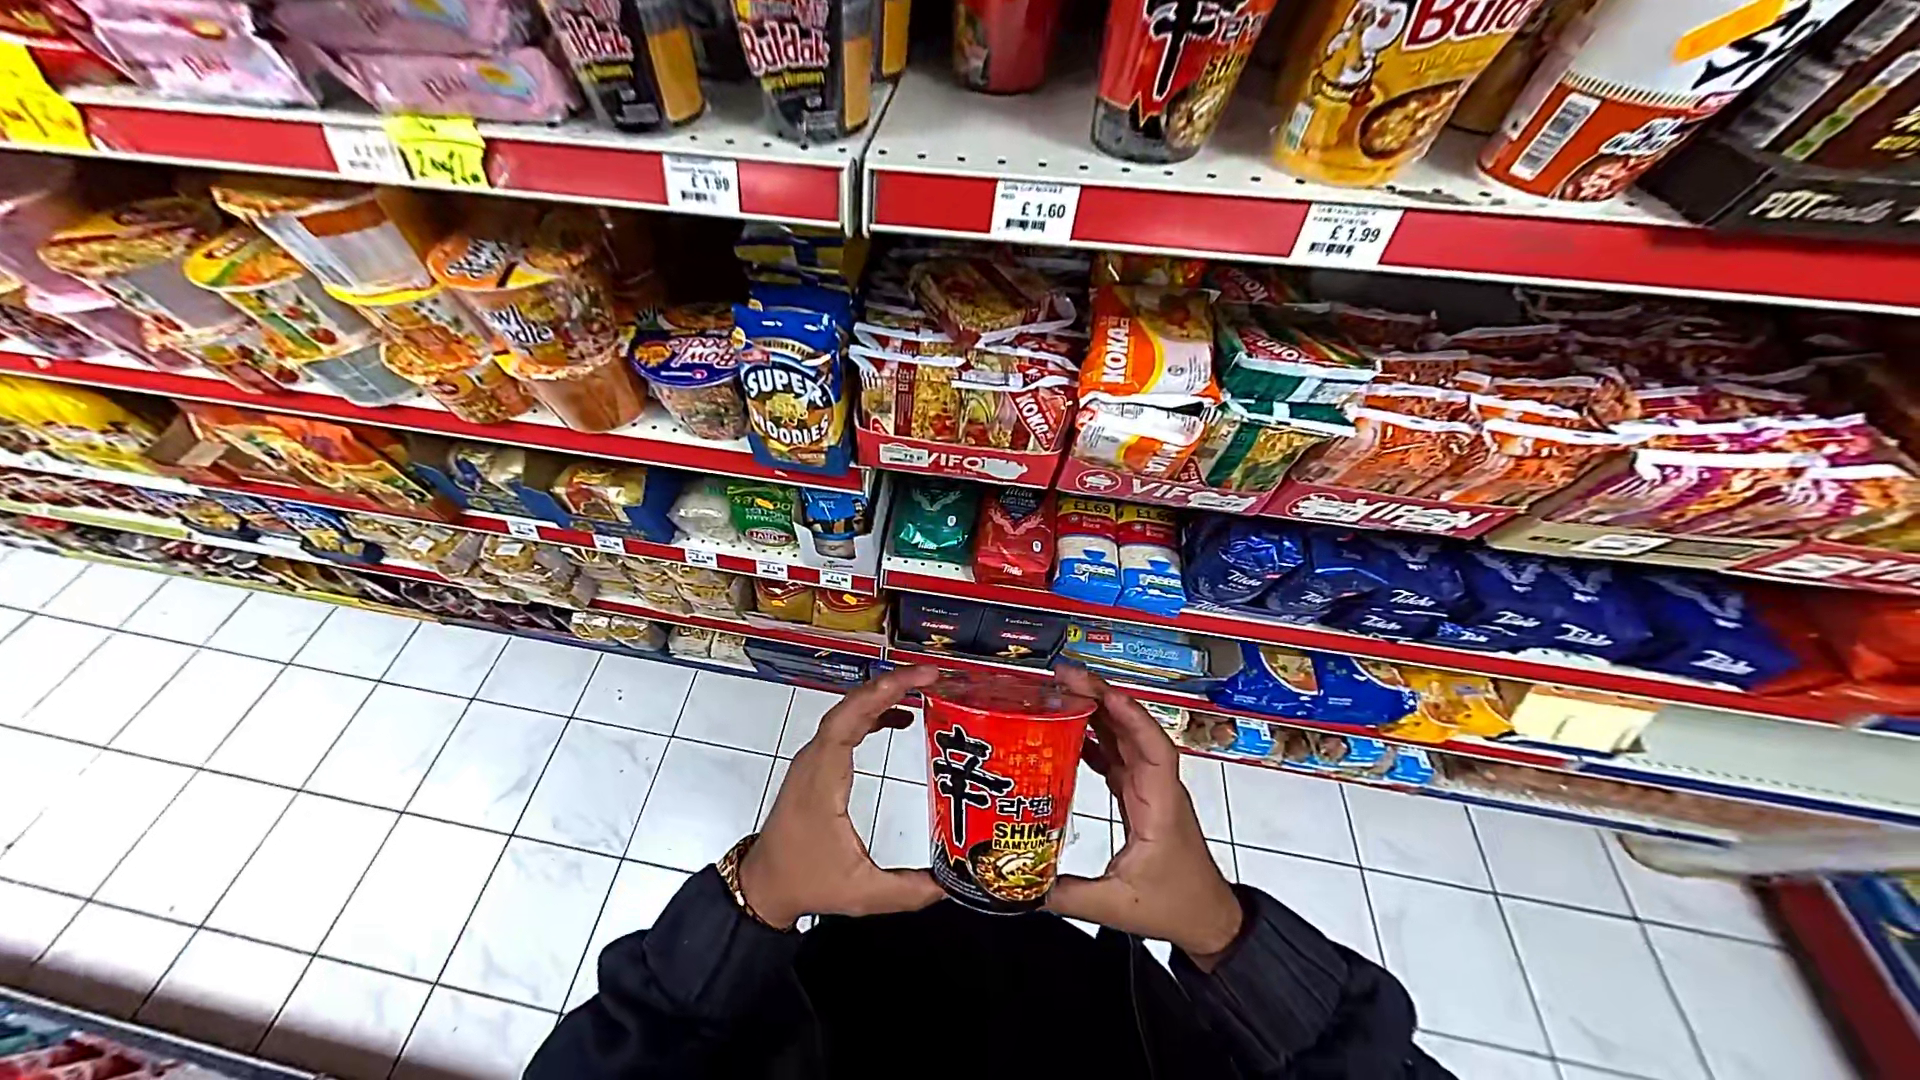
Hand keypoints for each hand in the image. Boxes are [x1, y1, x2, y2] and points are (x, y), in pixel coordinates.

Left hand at [738, 667, 945, 927]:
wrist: (763, 884)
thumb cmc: (806, 881)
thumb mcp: (861, 893)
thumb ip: (909, 890)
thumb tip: (954, 881)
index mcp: (823, 780)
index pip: (847, 721)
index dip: (880, 694)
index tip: (915, 680)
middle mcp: (816, 759)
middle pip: (851, 705)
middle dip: (891, 684)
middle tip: (930, 675)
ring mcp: (816, 757)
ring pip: (848, 711)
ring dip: (883, 694)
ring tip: (921, 686)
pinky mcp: (820, 762)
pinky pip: (847, 724)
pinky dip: (873, 712)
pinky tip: (901, 717)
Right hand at [1047, 666, 1243, 967]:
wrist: (1209, 920)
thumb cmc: (1179, 908)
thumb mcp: (1118, 908)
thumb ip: (1068, 895)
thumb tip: (1024, 884)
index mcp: (1159, 807)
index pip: (1153, 748)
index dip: (1131, 716)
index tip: (1104, 693)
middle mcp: (1156, 789)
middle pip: (1133, 730)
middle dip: (1102, 698)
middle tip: (1066, 678)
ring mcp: (1148, 790)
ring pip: (1124, 739)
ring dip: (1098, 712)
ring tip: (1064, 692)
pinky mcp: (1139, 797)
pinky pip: (1117, 757)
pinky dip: (1096, 740)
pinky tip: (1073, 733)